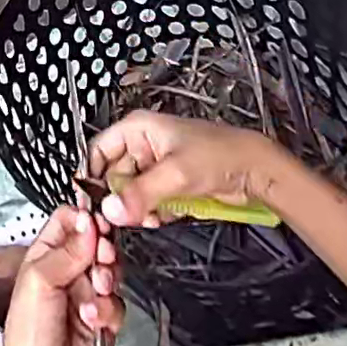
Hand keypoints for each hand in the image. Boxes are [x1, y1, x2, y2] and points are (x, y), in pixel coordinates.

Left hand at [0, 206, 122, 345]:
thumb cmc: (28, 338)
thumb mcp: (39, 281)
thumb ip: (67, 249)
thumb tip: (86, 220)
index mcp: (43, 255)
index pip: (69, 222)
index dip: (84, 219)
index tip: (95, 222)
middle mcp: (64, 272)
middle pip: (94, 243)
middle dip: (101, 249)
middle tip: (100, 256)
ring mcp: (84, 296)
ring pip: (109, 271)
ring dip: (105, 280)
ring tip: (95, 289)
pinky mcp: (102, 320)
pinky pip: (116, 303)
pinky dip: (107, 310)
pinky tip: (92, 319)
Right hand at [88, 110, 291, 228]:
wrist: (256, 171)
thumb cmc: (219, 155)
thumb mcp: (175, 174)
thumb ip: (140, 193)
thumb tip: (111, 210)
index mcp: (137, 128)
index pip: (99, 150)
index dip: (92, 175)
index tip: (90, 202)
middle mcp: (142, 144)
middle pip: (113, 174)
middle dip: (117, 197)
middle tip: (119, 217)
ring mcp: (155, 164)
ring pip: (129, 190)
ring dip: (134, 207)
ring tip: (146, 217)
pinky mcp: (167, 183)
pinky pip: (146, 200)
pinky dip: (149, 212)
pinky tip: (160, 217)